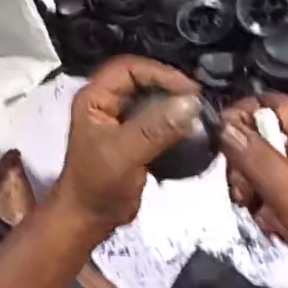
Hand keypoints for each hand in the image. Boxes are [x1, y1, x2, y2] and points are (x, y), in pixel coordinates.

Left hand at [47, 56, 202, 234]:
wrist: (89, 218)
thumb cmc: (97, 184)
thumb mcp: (124, 153)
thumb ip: (155, 128)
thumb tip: (190, 104)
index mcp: (94, 98)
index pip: (128, 68)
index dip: (159, 73)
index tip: (188, 90)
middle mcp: (105, 103)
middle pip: (142, 80)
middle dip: (170, 86)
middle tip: (198, 100)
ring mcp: (119, 120)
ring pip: (151, 99)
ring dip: (174, 103)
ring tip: (198, 112)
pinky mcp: (133, 136)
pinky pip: (156, 118)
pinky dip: (173, 120)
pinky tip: (190, 128)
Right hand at [220, 93, 287, 287]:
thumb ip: (256, 158)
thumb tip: (223, 125)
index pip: (271, 103)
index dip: (240, 118)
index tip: (220, 148)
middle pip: (266, 134)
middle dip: (246, 164)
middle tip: (244, 196)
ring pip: (270, 162)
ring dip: (257, 188)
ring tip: (264, 216)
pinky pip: (284, 183)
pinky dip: (272, 202)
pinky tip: (277, 223)